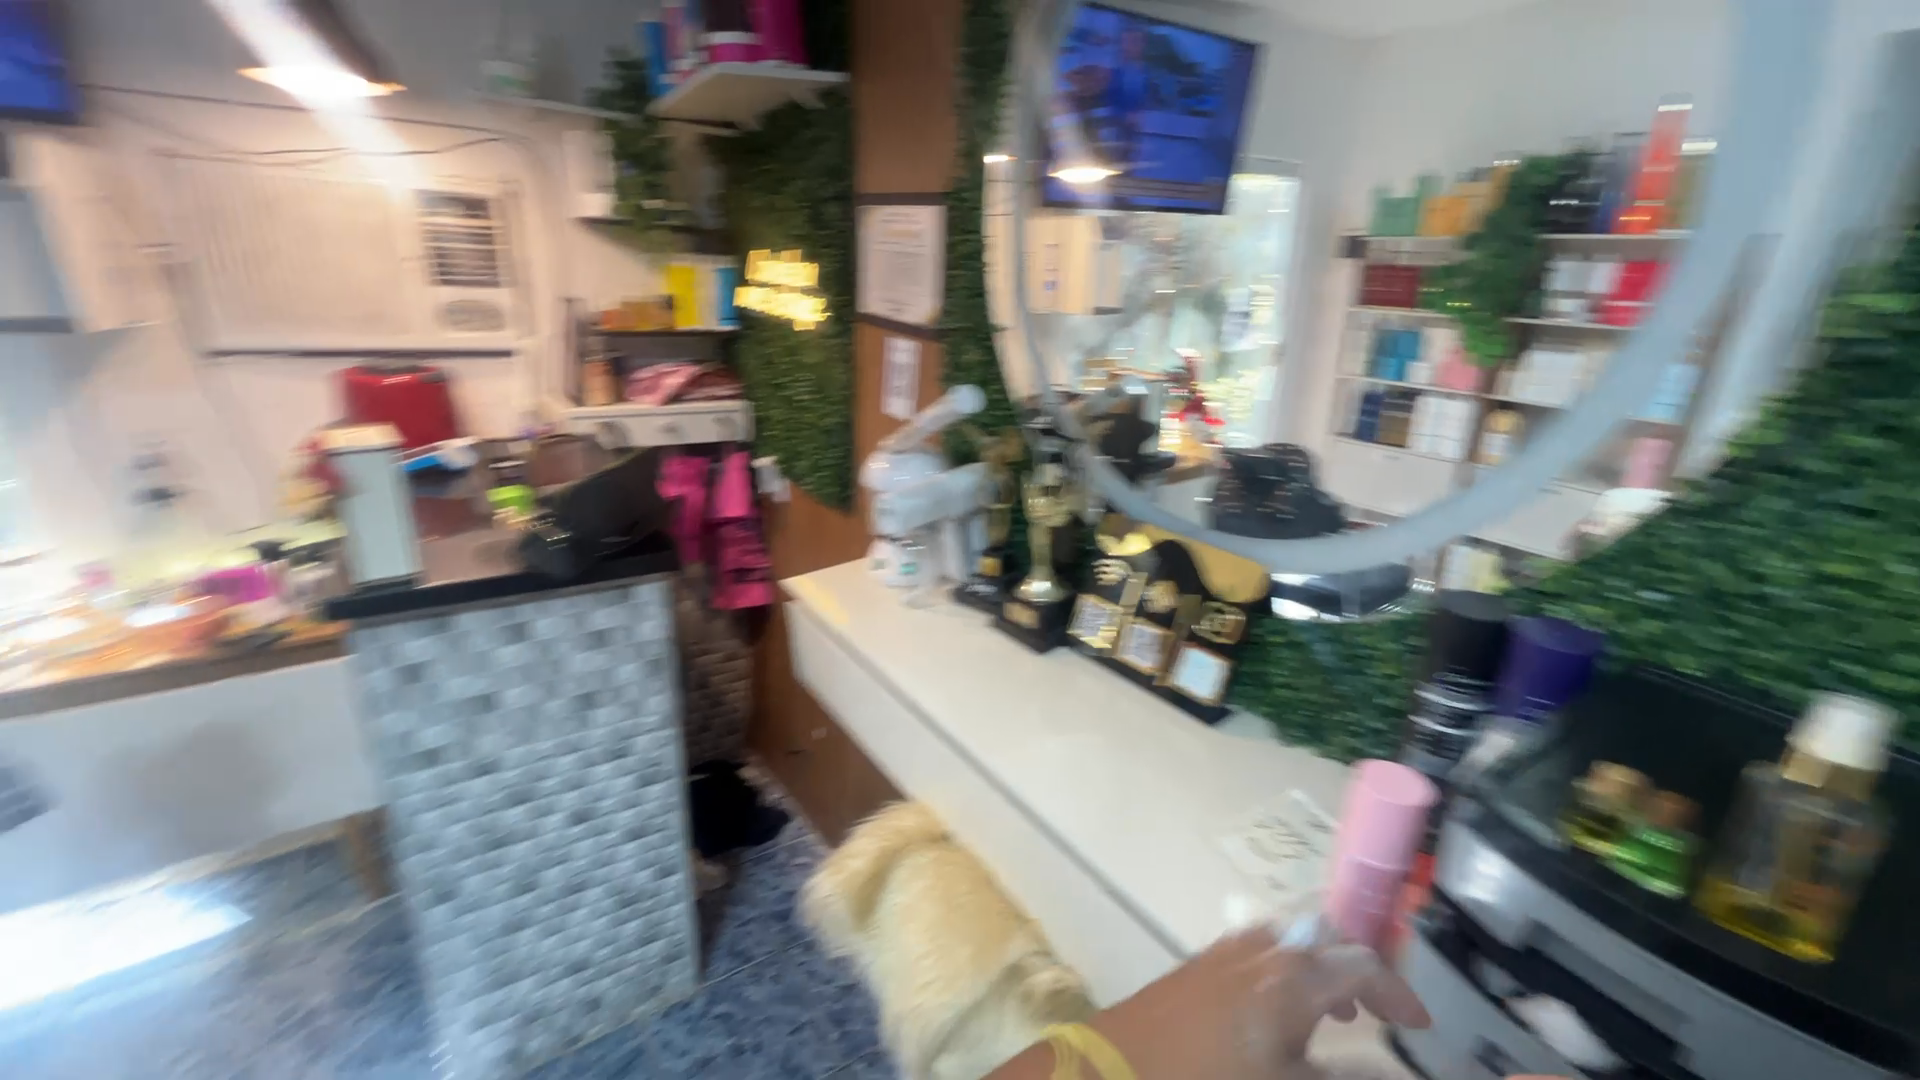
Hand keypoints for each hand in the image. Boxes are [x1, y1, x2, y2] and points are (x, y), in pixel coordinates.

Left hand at [1085, 924, 1431, 1078]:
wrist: (1120, 1066)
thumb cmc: (1210, 1078)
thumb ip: (1341, 1075)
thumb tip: (1384, 1071)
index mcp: (1291, 977)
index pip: (1360, 963)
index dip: (1397, 991)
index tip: (1418, 1025)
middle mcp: (1261, 949)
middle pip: (1325, 940)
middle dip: (1358, 971)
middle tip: (1377, 1014)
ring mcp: (1228, 950)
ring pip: (1291, 943)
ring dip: (1320, 970)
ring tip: (1335, 1015)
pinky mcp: (1203, 962)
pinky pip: (1260, 951)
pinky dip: (1286, 971)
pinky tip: (1282, 1011)